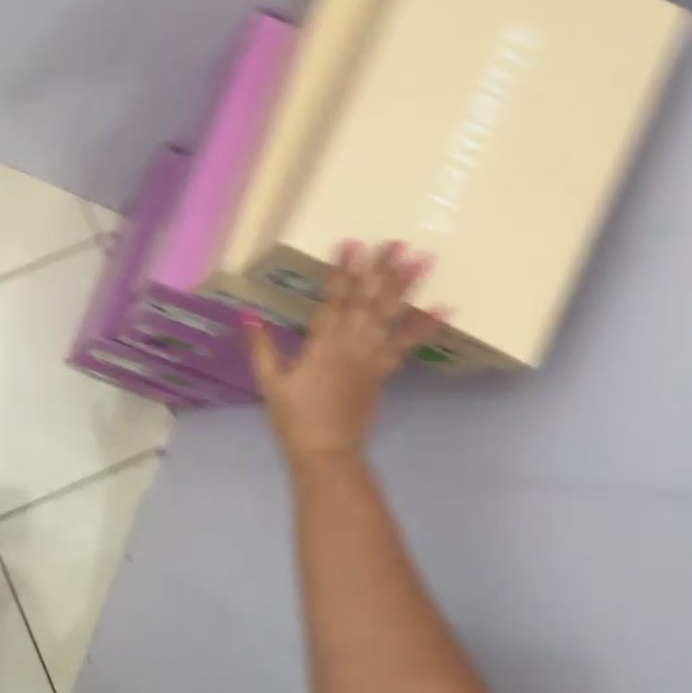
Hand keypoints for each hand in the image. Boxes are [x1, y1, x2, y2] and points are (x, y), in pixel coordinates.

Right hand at [242, 241, 443, 466]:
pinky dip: (426, 327)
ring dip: (406, 287)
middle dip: (382, 270)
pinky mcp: (383, 371)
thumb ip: (261, 347)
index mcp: (322, 344)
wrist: (325, 450)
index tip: (351, 244)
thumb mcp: (269, 382)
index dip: (342, 271)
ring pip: (391, 315)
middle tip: (398, 242)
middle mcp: (351, 344)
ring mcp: (372, 357)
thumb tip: (247, 315)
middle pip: (368, 301)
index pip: (333, 299)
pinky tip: (444, 308)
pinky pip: (408, 344)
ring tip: (422, 261)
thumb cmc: (293, 417)